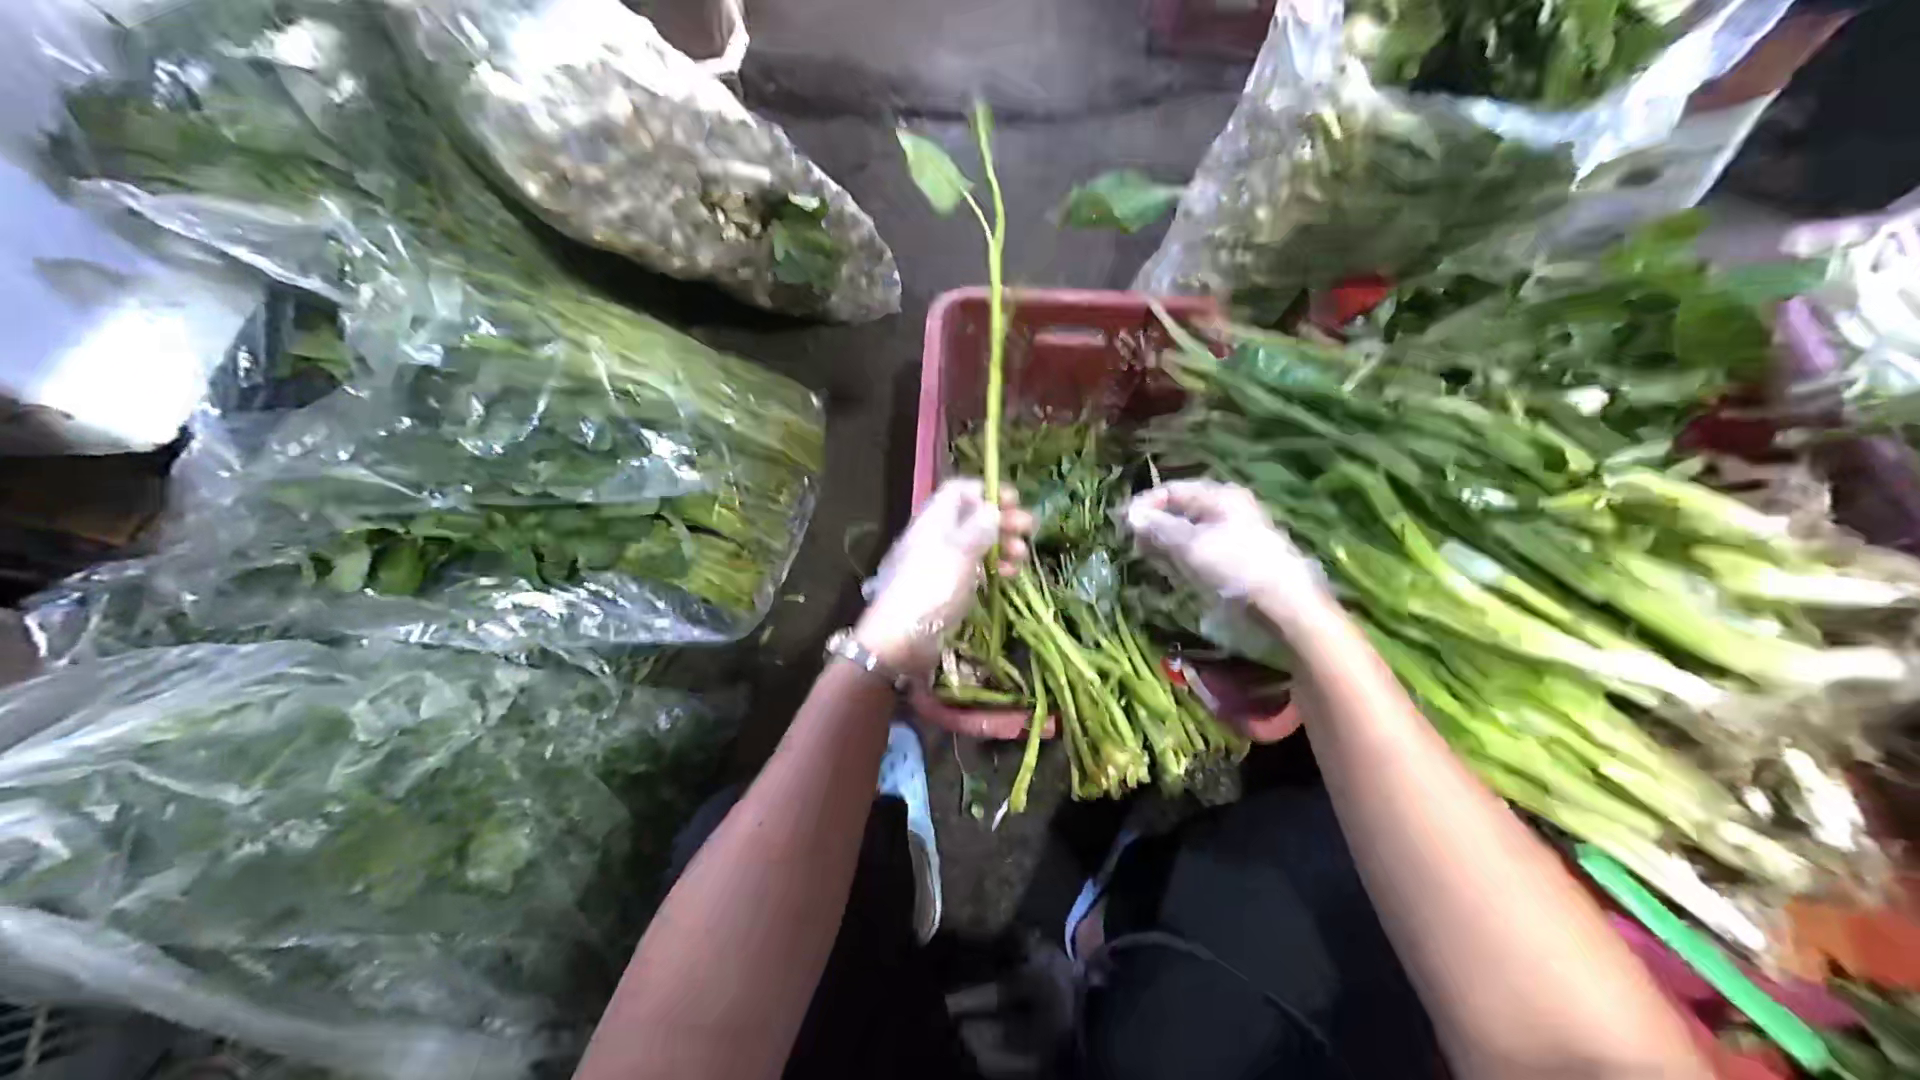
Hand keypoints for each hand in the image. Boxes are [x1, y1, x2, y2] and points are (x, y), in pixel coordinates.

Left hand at [857, 479, 1032, 675]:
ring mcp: (942, 562)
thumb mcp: (958, 552)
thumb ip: (979, 528)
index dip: (986, 491)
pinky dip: (994, 567)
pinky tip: (1009, 575)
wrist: (900, 637)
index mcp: (934, 519)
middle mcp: (938, 535)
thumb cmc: (930, 587)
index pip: (960, 491)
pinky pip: (975, 568)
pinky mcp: (948, 586)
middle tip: (1028, 528)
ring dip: (1002, 544)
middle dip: (1002, 519)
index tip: (1012, 501)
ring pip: (977, 543)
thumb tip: (992, 508)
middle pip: (973, 516)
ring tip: (1022, 555)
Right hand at [1125, 480, 1328, 619]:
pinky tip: (1170, 573)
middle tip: (1132, 544)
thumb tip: (1130, 515)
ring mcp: (1228, 538)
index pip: (1171, 490)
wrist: (1283, 607)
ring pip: (1184, 535)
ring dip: (1163, 546)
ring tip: (1147, 559)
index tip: (1121, 524)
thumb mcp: (1191, 544)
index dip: (1144, 504)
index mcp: (1219, 497)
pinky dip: (1178, 560)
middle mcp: (1224, 512)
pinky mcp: (1229, 563)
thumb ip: (1158, 528)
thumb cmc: (1236, 567)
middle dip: (1153, 526)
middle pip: (1178, 512)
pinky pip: (1195, 555)